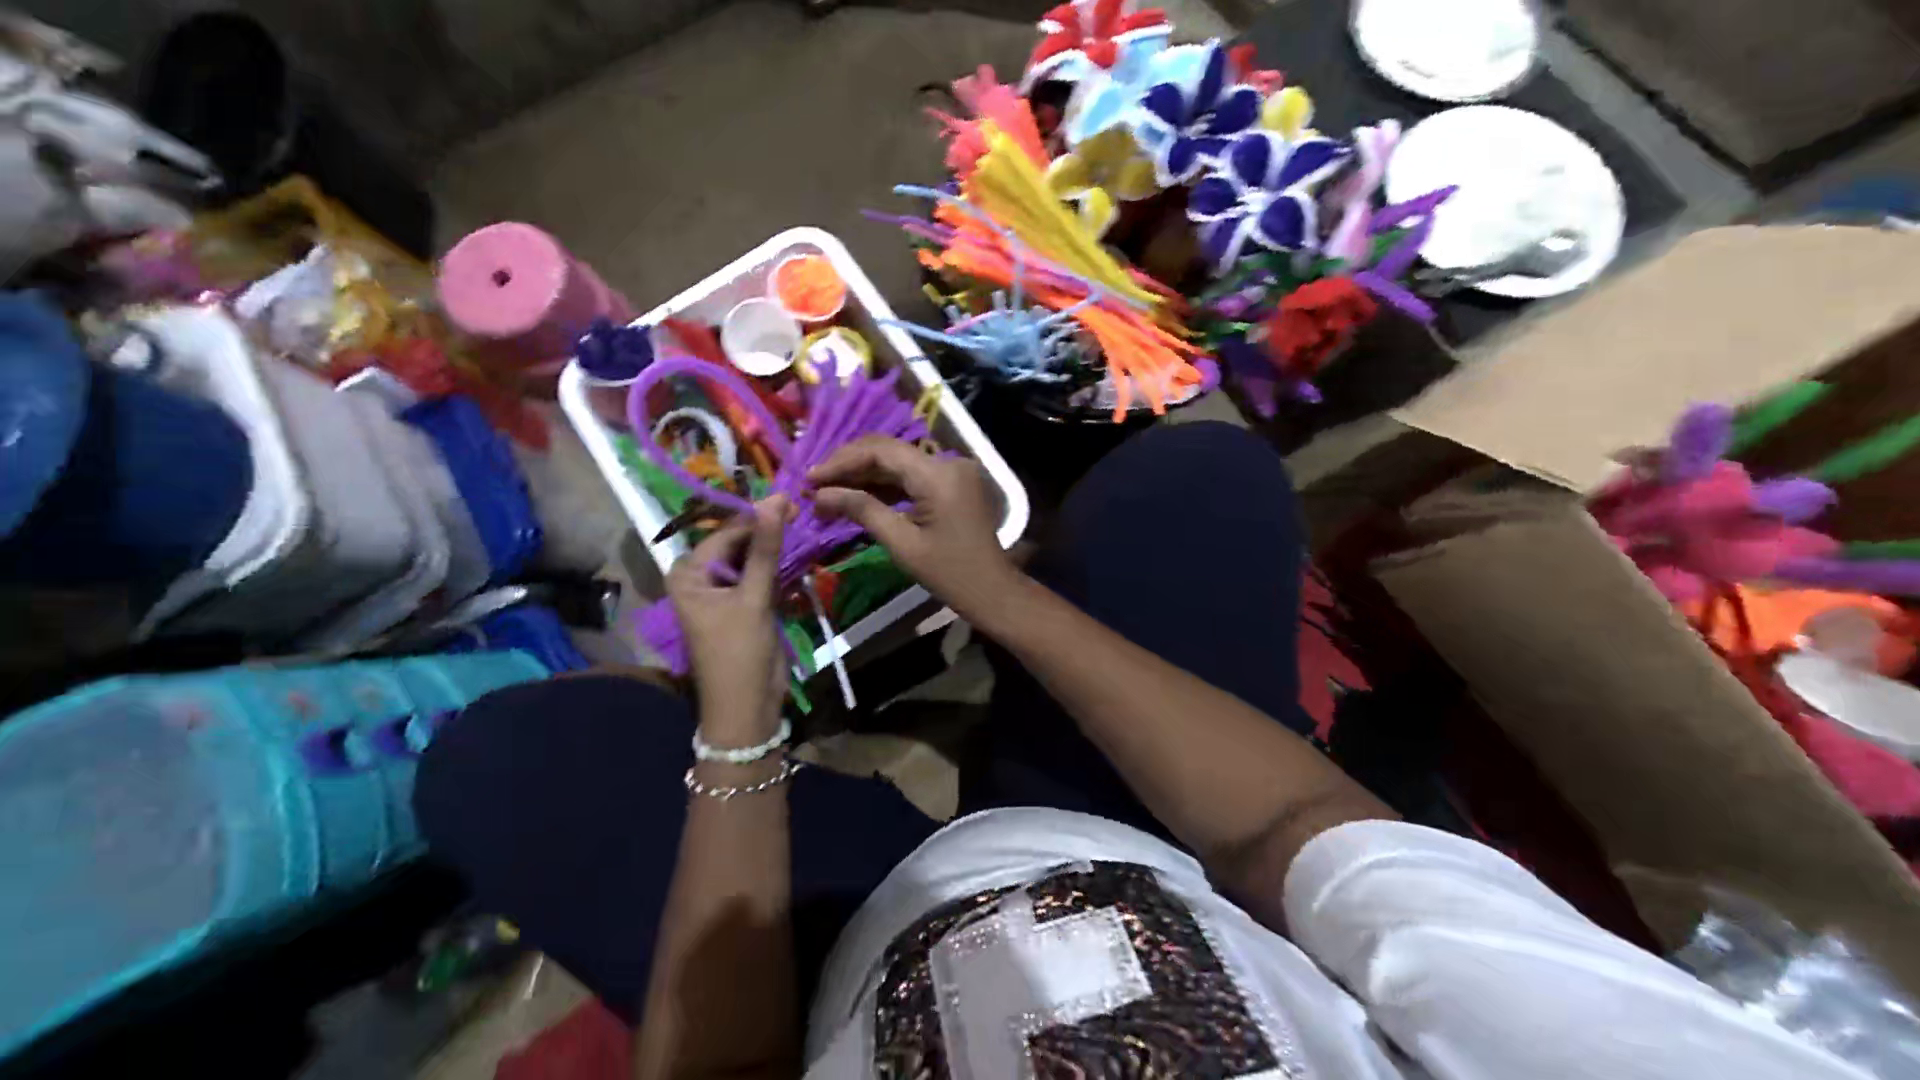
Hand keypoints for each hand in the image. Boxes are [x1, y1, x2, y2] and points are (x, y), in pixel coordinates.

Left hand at [666, 496, 791, 741]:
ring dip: (778, 549)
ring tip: (807, 531)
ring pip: (753, 559)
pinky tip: (802, 558)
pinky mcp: (745, 606)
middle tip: (805, 513)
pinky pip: (762, 577)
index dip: (759, 516)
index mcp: (689, 574)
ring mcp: (724, 593)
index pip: (726, 532)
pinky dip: (780, 569)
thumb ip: (765, 549)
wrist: (747, 708)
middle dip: (769, 531)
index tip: (794, 500)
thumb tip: (775, 500)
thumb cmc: (740, 653)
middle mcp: (701, 579)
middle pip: (739, 543)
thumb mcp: (753, 599)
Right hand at [809, 437, 1019, 619]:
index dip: (842, 461)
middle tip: (814, 485)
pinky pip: (913, 477)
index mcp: (938, 474)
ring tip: (827, 493)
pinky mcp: (952, 484)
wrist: (993, 590)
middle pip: (889, 452)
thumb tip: (820, 494)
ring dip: (864, 476)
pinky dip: (885, 486)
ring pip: (899, 463)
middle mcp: (947, 462)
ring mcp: (952, 471)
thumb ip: (862, 510)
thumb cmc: (949, 573)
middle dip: (849, 466)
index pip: (881, 451)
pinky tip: (856, 497)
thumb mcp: (901, 543)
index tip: (810, 478)